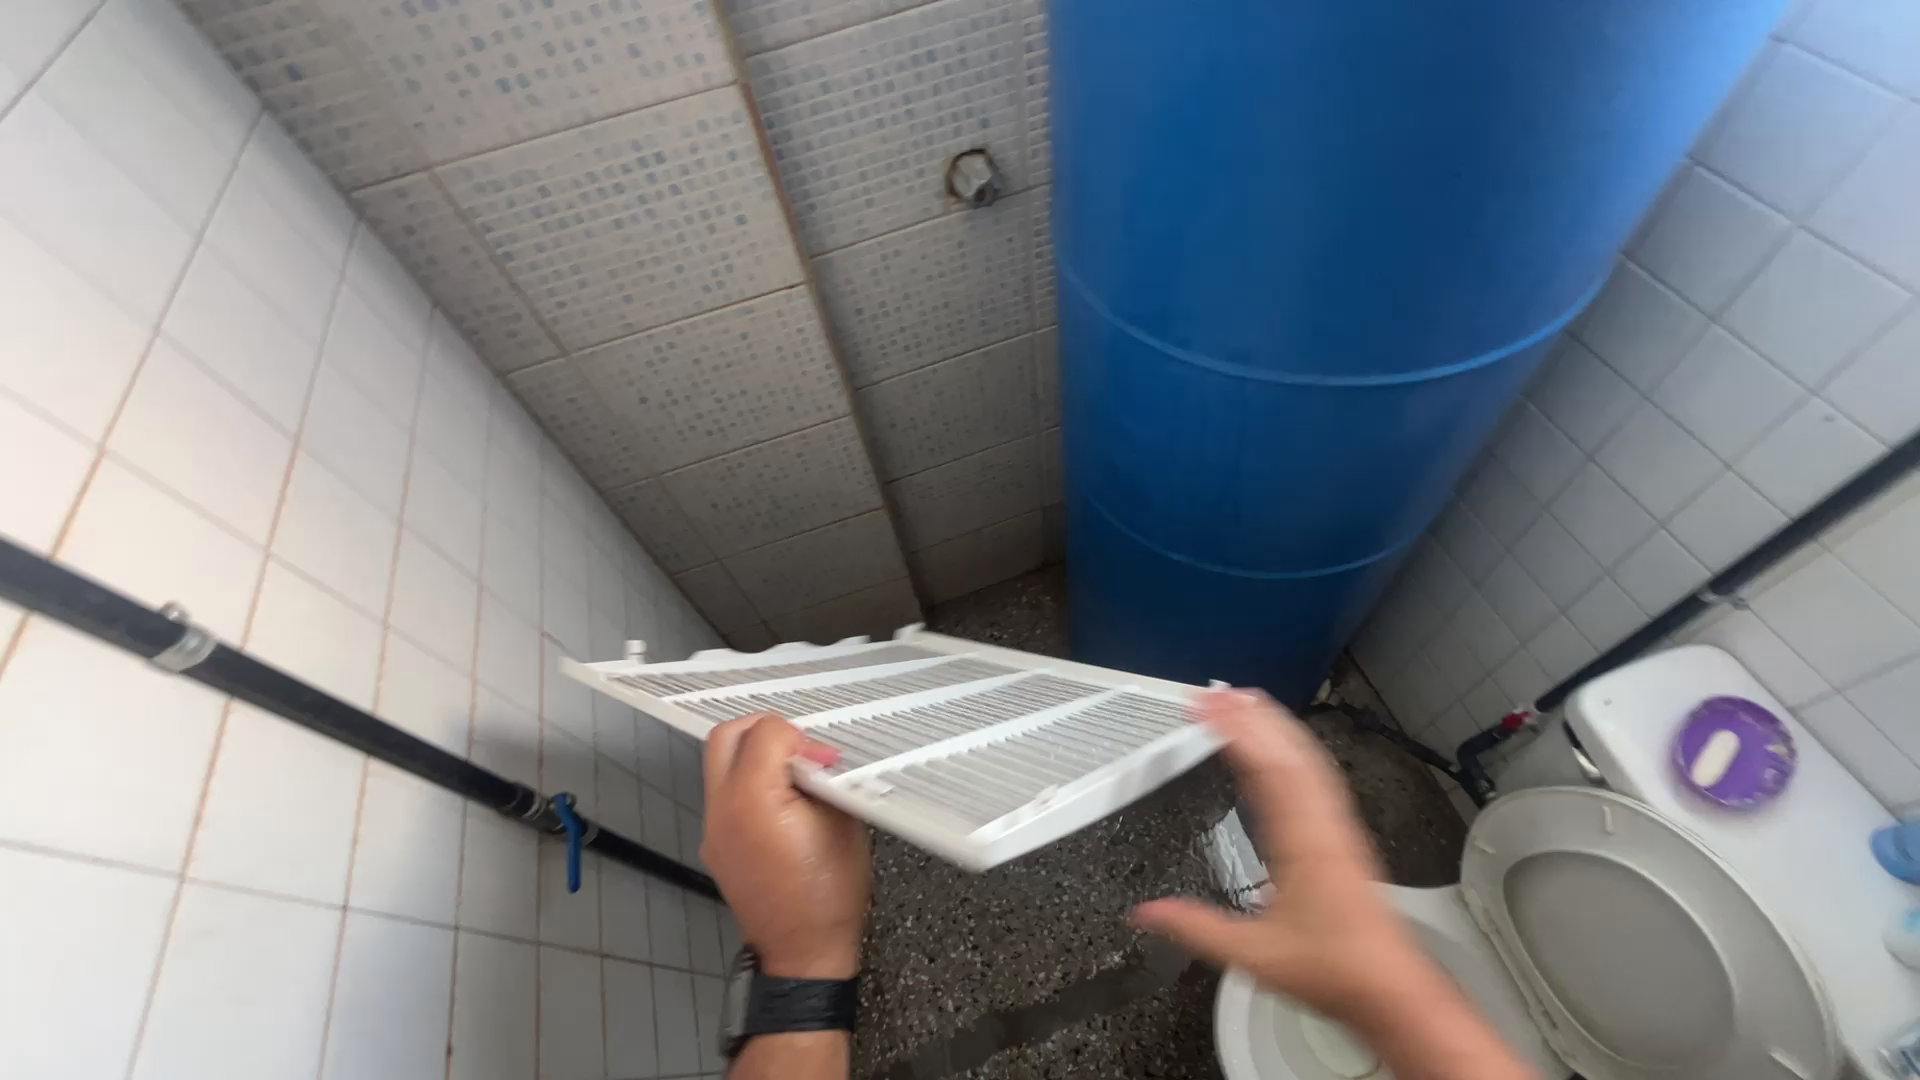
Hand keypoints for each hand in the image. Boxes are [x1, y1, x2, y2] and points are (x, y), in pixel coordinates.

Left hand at [701, 712, 871, 978]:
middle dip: (764, 730)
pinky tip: (783, 803)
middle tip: (799, 747)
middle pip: (725, 737)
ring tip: (794, 776)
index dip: (800, 737)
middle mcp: (721, 810)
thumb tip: (813, 758)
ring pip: (720, 764)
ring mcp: (711, 830)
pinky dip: (749, 783)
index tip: (823, 760)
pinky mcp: (714, 845)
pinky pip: (724, 794)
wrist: (803, 953)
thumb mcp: (841, 819)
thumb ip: (822, 776)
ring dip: (755, 755)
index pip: (765, 732)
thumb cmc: (829, 889)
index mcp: (754, 800)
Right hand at [1132, 690, 1430, 1020]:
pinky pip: (1318, 776)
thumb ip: (1196, 928)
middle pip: (1288, 753)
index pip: (1266, 770)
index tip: (1206, 706)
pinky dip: (1296, 748)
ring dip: (1275, 725)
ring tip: (1246, 700)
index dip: (1234, 731)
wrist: (1392, 990)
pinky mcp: (1343, 833)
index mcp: (1301, 844)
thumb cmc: (1334, 969)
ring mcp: (1336, 826)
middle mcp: (1322, 825)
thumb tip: (1146, 912)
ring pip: (1306, 760)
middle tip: (1217, 691)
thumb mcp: (1253, 954)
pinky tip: (1284, 744)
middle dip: (1250, 716)